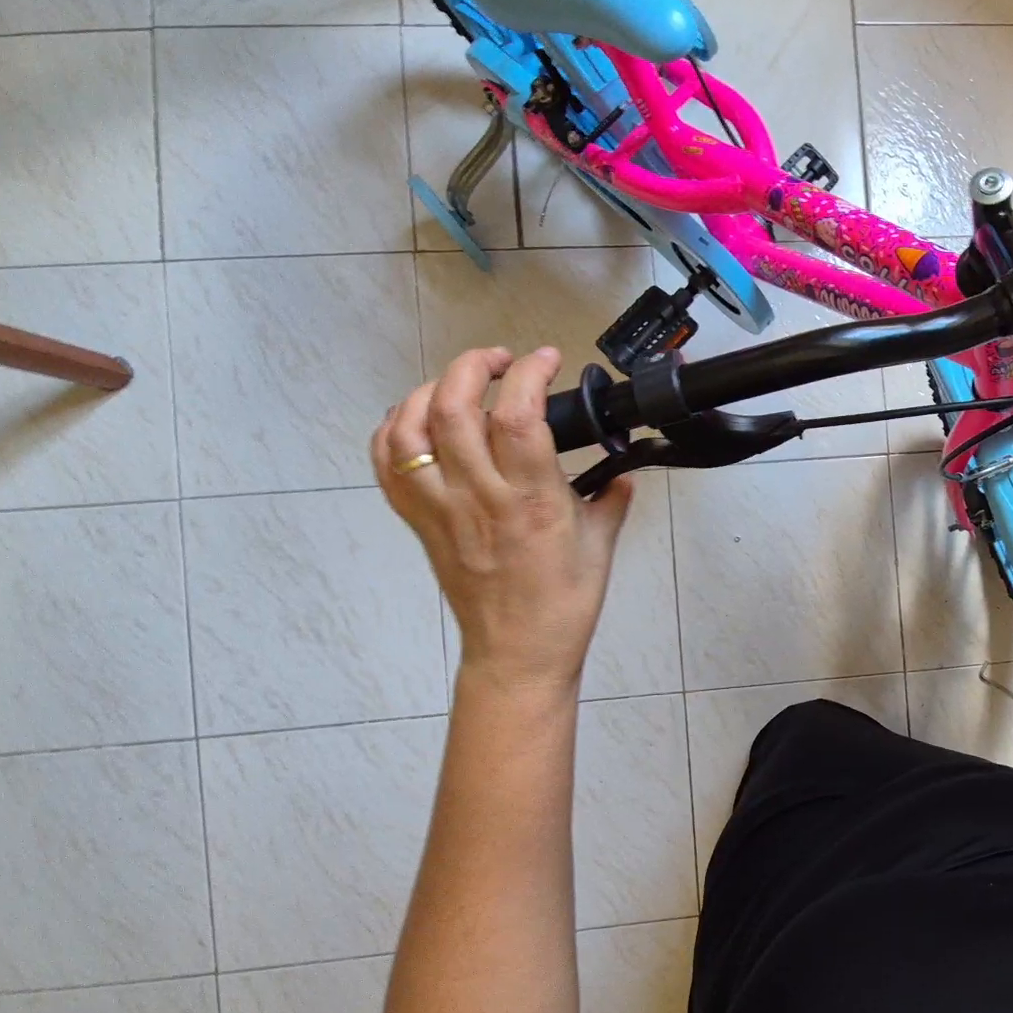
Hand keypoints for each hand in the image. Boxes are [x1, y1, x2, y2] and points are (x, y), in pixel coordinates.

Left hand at [372, 346, 633, 687]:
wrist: (518, 653)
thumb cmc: (565, 603)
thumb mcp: (603, 544)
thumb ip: (612, 498)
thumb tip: (623, 473)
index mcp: (533, 501)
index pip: (520, 416)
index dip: (531, 373)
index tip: (548, 359)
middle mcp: (481, 498)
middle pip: (454, 407)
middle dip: (475, 365)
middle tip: (504, 361)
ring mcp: (442, 509)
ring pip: (411, 428)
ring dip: (433, 389)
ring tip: (462, 384)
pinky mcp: (420, 522)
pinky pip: (388, 463)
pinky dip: (396, 426)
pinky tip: (422, 417)